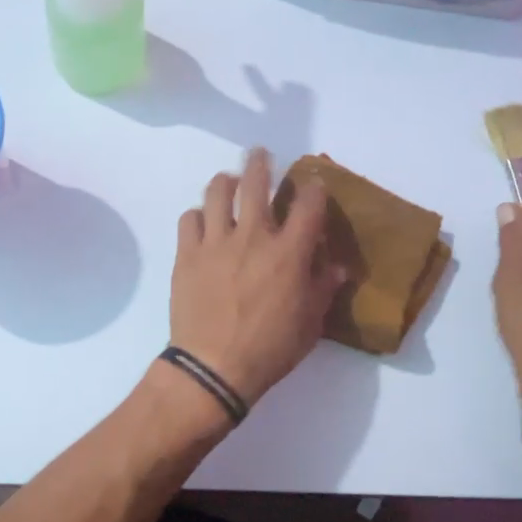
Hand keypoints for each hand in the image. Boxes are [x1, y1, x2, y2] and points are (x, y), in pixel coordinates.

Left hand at [169, 149, 345, 404]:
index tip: (313, 186)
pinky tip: (201, 222)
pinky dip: (197, 215)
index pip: (308, 204)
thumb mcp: (310, 323)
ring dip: (225, 180)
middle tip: (261, 155)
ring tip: (228, 181)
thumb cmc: (270, 349)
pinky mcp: (186, 254)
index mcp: (289, 252)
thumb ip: (322, 288)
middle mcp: (253, 236)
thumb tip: (335, 267)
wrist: (214, 366)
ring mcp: (215, 242)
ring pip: (217, 191)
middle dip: (261, 163)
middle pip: (256, 182)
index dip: (314, 189)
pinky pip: (188, 218)